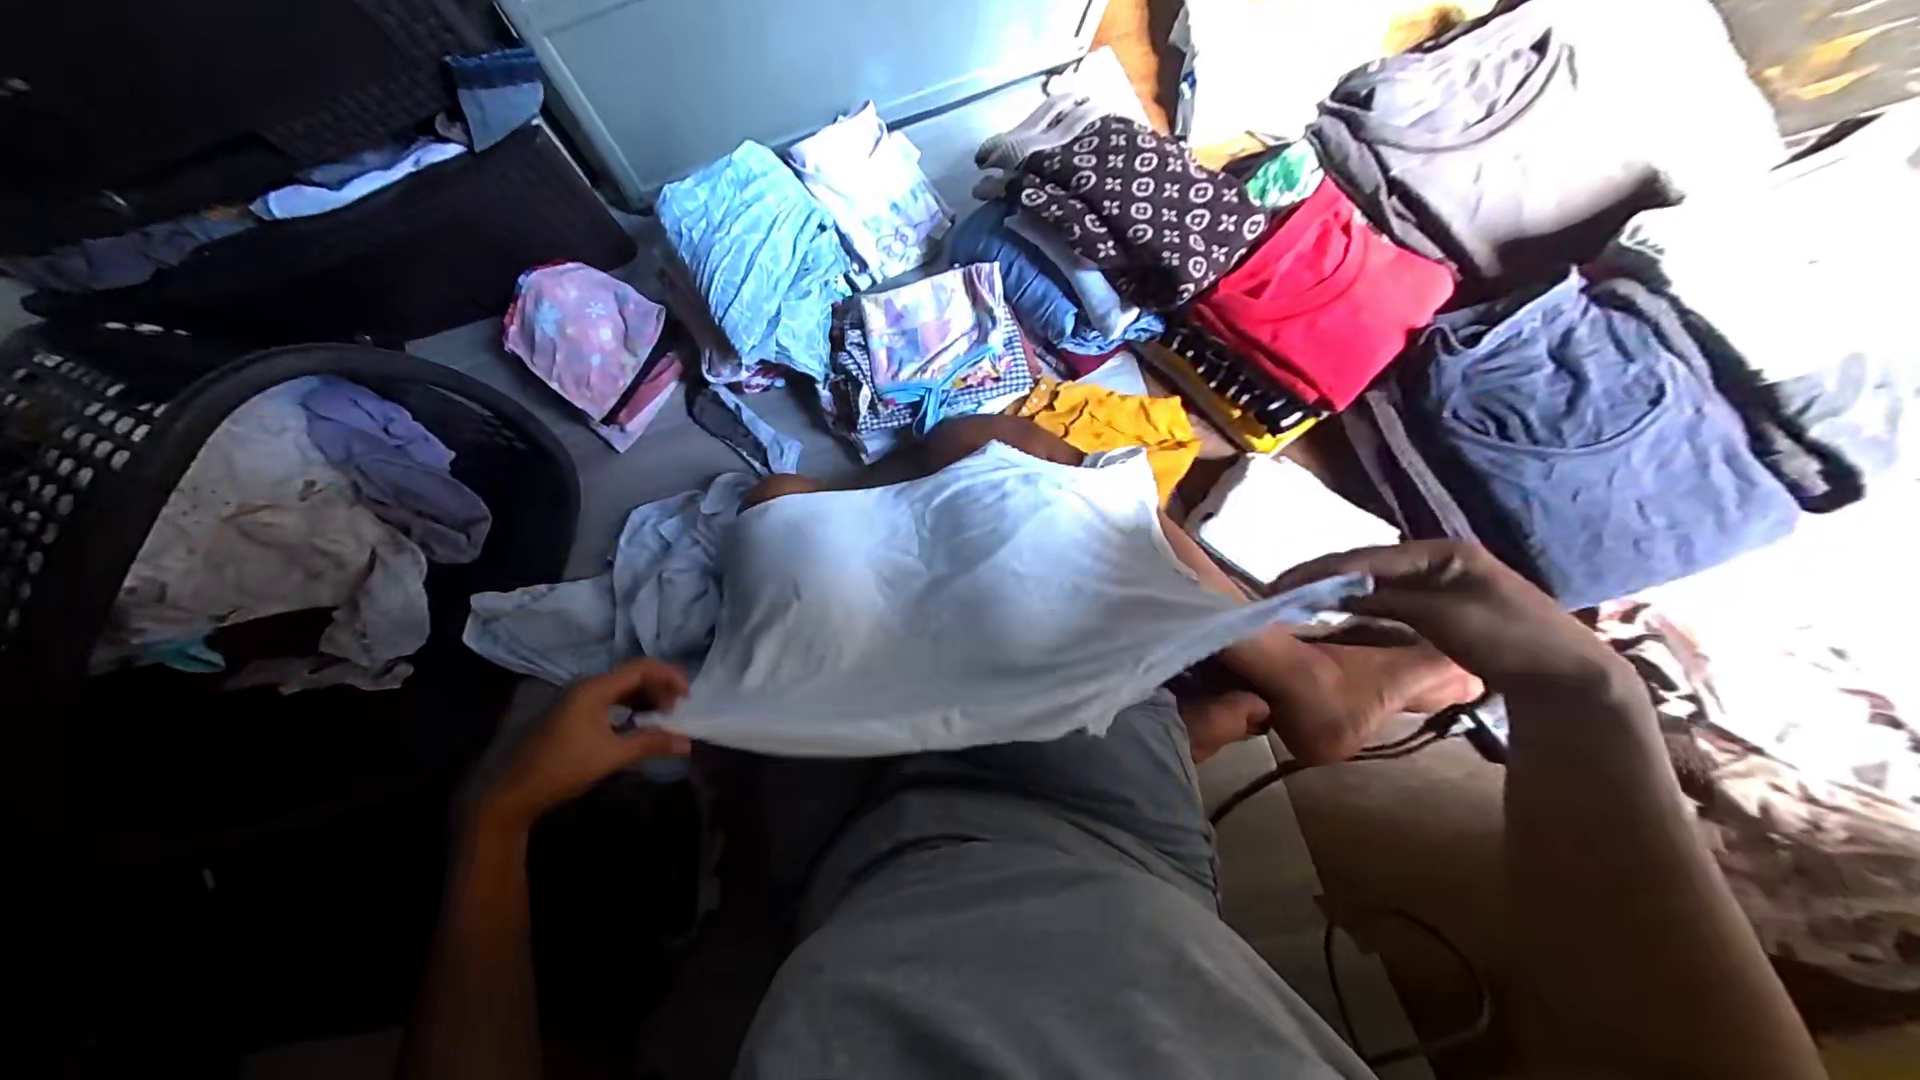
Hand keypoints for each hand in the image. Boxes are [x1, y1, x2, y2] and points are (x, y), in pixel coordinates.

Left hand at [477, 659, 691, 832]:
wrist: (510, 793)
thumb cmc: (561, 768)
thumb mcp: (611, 756)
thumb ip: (650, 743)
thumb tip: (686, 743)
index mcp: (594, 689)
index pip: (642, 668)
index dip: (669, 676)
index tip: (687, 696)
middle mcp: (585, 687)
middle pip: (632, 675)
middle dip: (660, 688)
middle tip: (676, 710)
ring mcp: (576, 700)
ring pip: (621, 688)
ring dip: (645, 698)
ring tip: (661, 717)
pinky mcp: (571, 713)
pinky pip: (609, 700)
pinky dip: (629, 707)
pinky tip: (636, 725)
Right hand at [1270, 540, 1632, 696]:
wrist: (1565, 675)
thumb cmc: (1509, 638)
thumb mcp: (1445, 617)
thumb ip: (1388, 601)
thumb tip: (1335, 593)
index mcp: (1441, 551)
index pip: (1369, 556)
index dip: (1324, 569)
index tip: (1287, 581)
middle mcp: (1435, 558)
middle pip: (1366, 563)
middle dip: (1323, 574)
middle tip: (1282, 587)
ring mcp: (1435, 581)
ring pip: (1372, 579)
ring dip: (1335, 587)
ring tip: (1297, 595)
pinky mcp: (1435, 603)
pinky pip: (1384, 597)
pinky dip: (1356, 601)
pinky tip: (1332, 606)